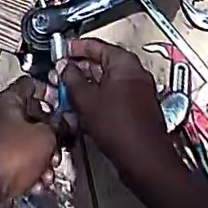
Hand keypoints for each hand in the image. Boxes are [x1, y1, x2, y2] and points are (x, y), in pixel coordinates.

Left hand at [0, 77, 59, 207]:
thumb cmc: (12, 155)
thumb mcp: (45, 137)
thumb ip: (60, 127)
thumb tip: (67, 121)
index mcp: (9, 101)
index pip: (31, 84)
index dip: (49, 91)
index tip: (65, 104)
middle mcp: (2, 117)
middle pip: (34, 117)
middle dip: (51, 133)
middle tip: (61, 145)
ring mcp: (0, 142)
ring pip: (31, 143)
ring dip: (45, 157)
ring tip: (49, 170)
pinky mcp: (0, 166)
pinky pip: (23, 163)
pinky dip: (34, 172)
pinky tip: (39, 183)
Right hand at [59, 38, 174, 177]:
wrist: (144, 161)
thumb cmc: (124, 130)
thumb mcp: (86, 99)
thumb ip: (71, 78)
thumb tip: (66, 68)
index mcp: (125, 63)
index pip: (95, 45)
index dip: (75, 48)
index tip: (63, 51)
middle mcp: (135, 74)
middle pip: (101, 64)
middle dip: (79, 71)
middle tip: (63, 75)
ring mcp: (138, 93)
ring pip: (106, 83)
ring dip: (86, 88)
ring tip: (69, 96)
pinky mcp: (137, 111)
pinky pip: (113, 98)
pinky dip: (97, 101)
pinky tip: (84, 112)